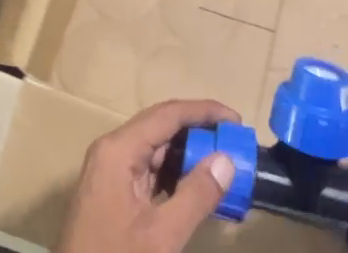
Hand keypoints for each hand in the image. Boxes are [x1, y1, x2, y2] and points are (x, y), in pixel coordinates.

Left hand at [56, 99, 241, 252]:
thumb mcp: (161, 235)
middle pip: (162, 128)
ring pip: (156, 150)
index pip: (168, 114)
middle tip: (234, 144)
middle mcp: (112, 151)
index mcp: (118, 149)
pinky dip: (175, 176)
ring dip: (189, 155)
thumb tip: (226, 160)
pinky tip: (197, 188)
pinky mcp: (113, 193)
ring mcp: (110, 172)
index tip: (237, 121)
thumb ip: (196, 195)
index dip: (205, 112)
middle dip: (199, 132)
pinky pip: (149, 171)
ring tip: (222, 165)